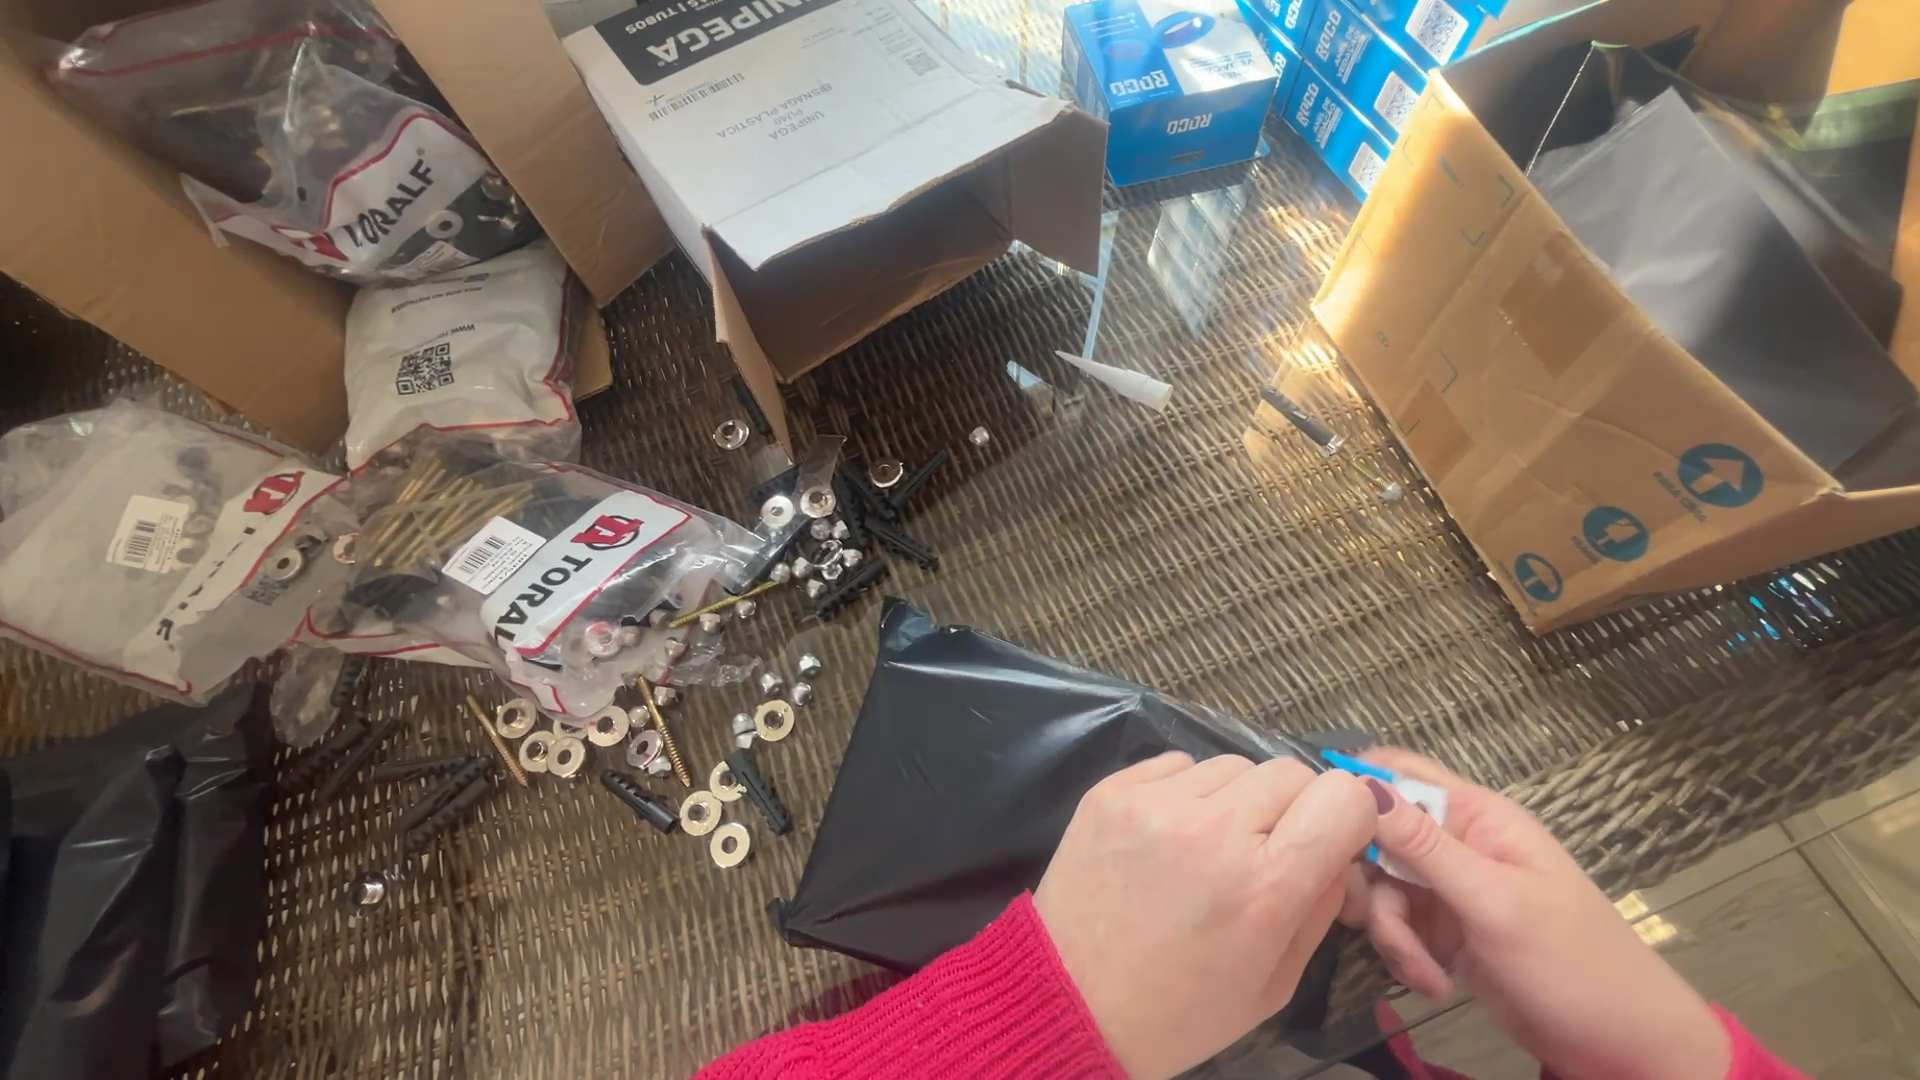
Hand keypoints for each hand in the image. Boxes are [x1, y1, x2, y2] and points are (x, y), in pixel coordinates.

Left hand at [1034, 752, 1376, 1079]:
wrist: (1071, 998)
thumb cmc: (1182, 1008)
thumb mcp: (1275, 981)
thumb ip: (1320, 905)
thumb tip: (1338, 848)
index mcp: (1265, 885)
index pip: (1343, 796)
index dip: (1346, 816)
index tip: (1328, 838)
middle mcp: (1212, 828)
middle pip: (1289, 771)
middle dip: (1294, 807)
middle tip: (1267, 847)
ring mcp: (1155, 802)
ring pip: (1231, 764)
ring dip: (1236, 798)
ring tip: (1209, 844)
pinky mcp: (1112, 789)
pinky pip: (1176, 764)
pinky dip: (1186, 791)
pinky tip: (1169, 834)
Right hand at [1356, 749, 1730, 1079]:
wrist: (1626, 1057)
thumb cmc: (1577, 966)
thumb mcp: (1495, 902)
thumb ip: (1423, 844)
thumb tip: (1359, 785)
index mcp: (1475, 816)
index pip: (1399, 772)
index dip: (1354, 786)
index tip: (1319, 820)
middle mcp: (1453, 842)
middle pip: (1374, 832)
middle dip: (1364, 875)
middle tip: (1365, 913)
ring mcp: (1444, 886)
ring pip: (1376, 883)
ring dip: (1387, 928)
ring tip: (1419, 968)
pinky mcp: (1438, 927)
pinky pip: (1393, 923)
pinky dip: (1402, 953)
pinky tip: (1431, 982)